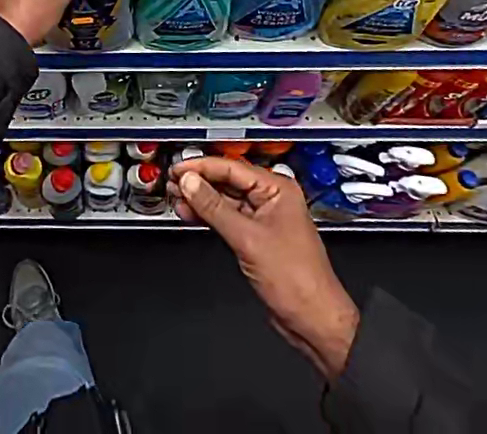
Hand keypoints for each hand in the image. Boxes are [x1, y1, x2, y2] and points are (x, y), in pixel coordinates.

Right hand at [170, 156, 360, 382]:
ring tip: (177, 196)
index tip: (179, 169)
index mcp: (278, 189)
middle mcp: (272, 199)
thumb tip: (192, 184)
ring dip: (200, 199)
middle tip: (173, 182)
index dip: (202, 167)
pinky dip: (208, 215)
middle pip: (227, 180)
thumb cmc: (299, 281)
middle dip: (199, 182)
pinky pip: (227, 217)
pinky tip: (191, 213)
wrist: (313, 319)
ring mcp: (263, 218)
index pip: (232, 167)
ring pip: (225, 199)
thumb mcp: (248, 238)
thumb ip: (215, 208)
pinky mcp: (256, 236)